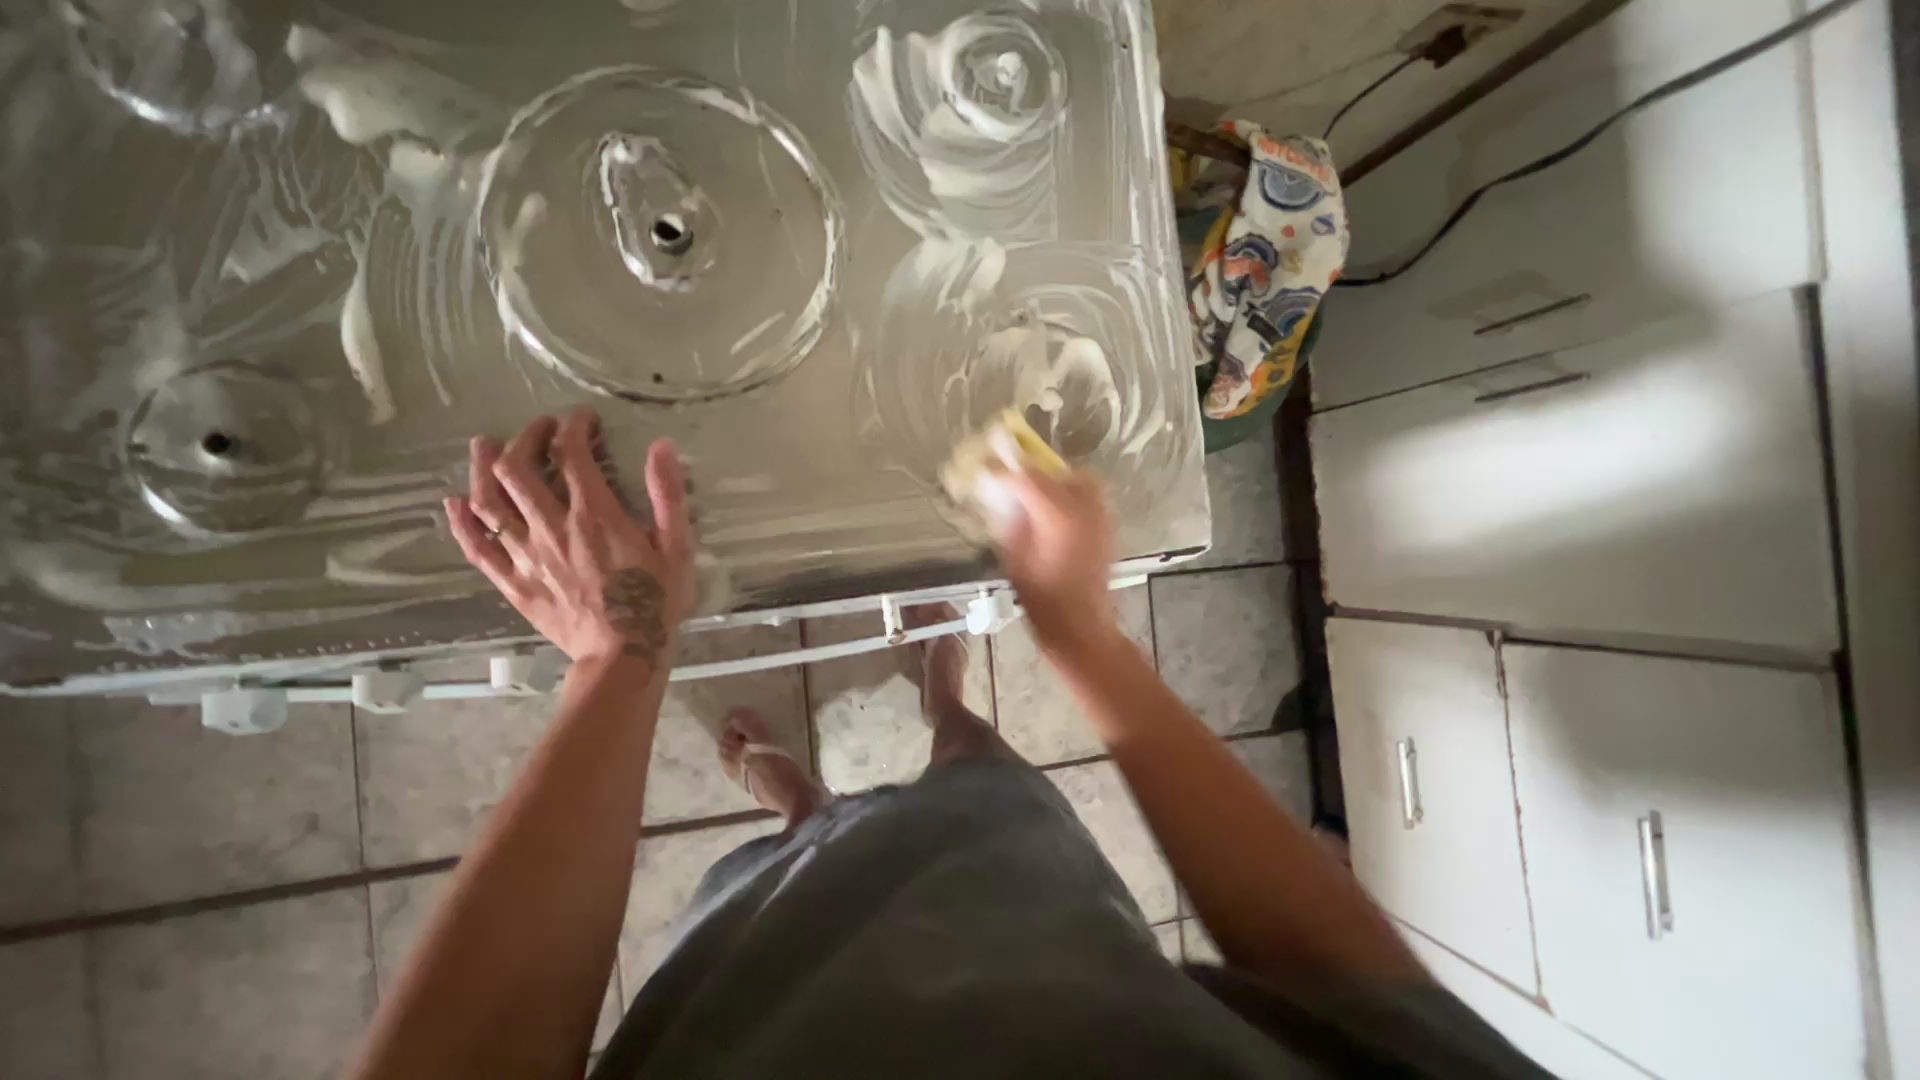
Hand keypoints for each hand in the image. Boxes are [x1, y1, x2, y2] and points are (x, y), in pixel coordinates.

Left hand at [444, 408, 695, 670]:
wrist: (622, 655)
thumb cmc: (656, 601)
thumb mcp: (678, 547)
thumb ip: (668, 495)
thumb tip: (661, 446)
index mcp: (594, 515)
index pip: (572, 453)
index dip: (574, 427)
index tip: (583, 420)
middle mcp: (552, 527)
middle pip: (518, 468)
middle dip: (526, 437)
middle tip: (540, 429)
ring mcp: (526, 555)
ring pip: (488, 501)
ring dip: (483, 467)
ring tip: (486, 446)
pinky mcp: (513, 582)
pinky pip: (477, 547)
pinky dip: (462, 521)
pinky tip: (455, 503)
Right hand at [986, 465, 1119, 655]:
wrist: (1081, 628)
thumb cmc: (1042, 602)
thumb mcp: (1014, 562)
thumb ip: (1011, 524)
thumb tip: (1007, 501)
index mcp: (1056, 515)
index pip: (1026, 477)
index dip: (1004, 471)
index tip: (988, 470)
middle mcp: (1084, 509)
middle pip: (1059, 472)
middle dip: (1036, 473)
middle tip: (1018, 486)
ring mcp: (1101, 518)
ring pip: (1082, 481)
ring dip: (1058, 483)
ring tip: (1040, 499)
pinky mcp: (1109, 530)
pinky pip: (1093, 500)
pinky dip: (1075, 499)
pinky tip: (1059, 518)